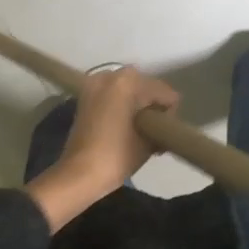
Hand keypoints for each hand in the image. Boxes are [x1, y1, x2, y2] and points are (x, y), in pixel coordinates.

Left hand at [23, 67, 178, 231]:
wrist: (79, 173)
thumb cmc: (117, 156)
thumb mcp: (149, 142)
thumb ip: (162, 126)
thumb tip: (164, 125)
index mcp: (129, 82)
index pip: (165, 93)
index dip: (169, 113)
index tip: (165, 132)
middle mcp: (111, 75)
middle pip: (145, 87)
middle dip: (152, 106)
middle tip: (154, 130)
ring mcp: (94, 83)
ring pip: (128, 89)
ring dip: (136, 104)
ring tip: (139, 128)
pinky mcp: (85, 96)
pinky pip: (112, 95)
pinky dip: (121, 105)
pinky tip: (124, 125)